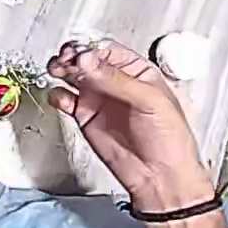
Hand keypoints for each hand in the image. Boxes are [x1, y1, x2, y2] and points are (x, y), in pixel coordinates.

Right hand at [46, 41, 214, 210]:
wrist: (160, 178)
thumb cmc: (170, 139)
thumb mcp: (150, 100)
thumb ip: (116, 80)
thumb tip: (87, 61)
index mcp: (137, 70)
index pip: (107, 50)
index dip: (91, 49)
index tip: (81, 55)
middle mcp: (115, 81)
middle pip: (87, 58)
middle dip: (73, 55)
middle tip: (65, 59)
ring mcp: (99, 98)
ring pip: (73, 74)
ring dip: (61, 68)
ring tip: (57, 70)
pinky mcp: (86, 116)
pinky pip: (65, 99)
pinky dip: (57, 95)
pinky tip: (59, 96)